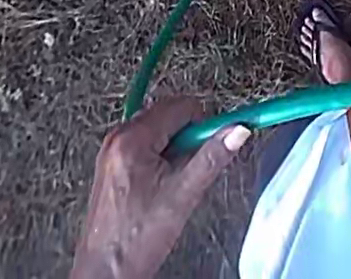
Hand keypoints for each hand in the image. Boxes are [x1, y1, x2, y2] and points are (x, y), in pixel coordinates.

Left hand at [69, 99, 249, 278]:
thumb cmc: (132, 245)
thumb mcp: (182, 197)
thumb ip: (212, 158)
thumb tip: (237, 131)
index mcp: (132, 140)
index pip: (183, 106)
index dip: (204, 124)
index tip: (216, 141)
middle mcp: (118, 139)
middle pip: (171, 114)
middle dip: (189, 136)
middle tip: (191, 167)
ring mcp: (113, 152)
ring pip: (161, 129)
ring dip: (176, 146)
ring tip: (175, 179)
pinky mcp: (114, 164)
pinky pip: (149, 143)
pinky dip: (163, 156)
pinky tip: (162, 184)